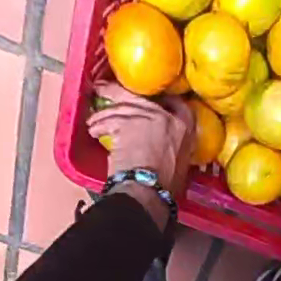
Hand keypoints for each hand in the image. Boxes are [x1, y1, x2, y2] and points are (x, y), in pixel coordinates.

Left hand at [86, 83, 194, 225]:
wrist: (150, 190)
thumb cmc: (166, 184)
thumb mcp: (181, 160)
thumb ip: (173, 145)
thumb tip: (163, 144)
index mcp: (186, 126)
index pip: (175, 102)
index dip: (158, 99)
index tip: (145, 99)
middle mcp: (167, 116)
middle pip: (140, 98)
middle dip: (119, 93)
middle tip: (104, 90)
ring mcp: (146, 117)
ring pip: (120, 107)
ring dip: (103, 114)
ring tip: (93, 123)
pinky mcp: (125, 123)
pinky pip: (108, 119)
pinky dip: (98, 126)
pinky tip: (93, 131)